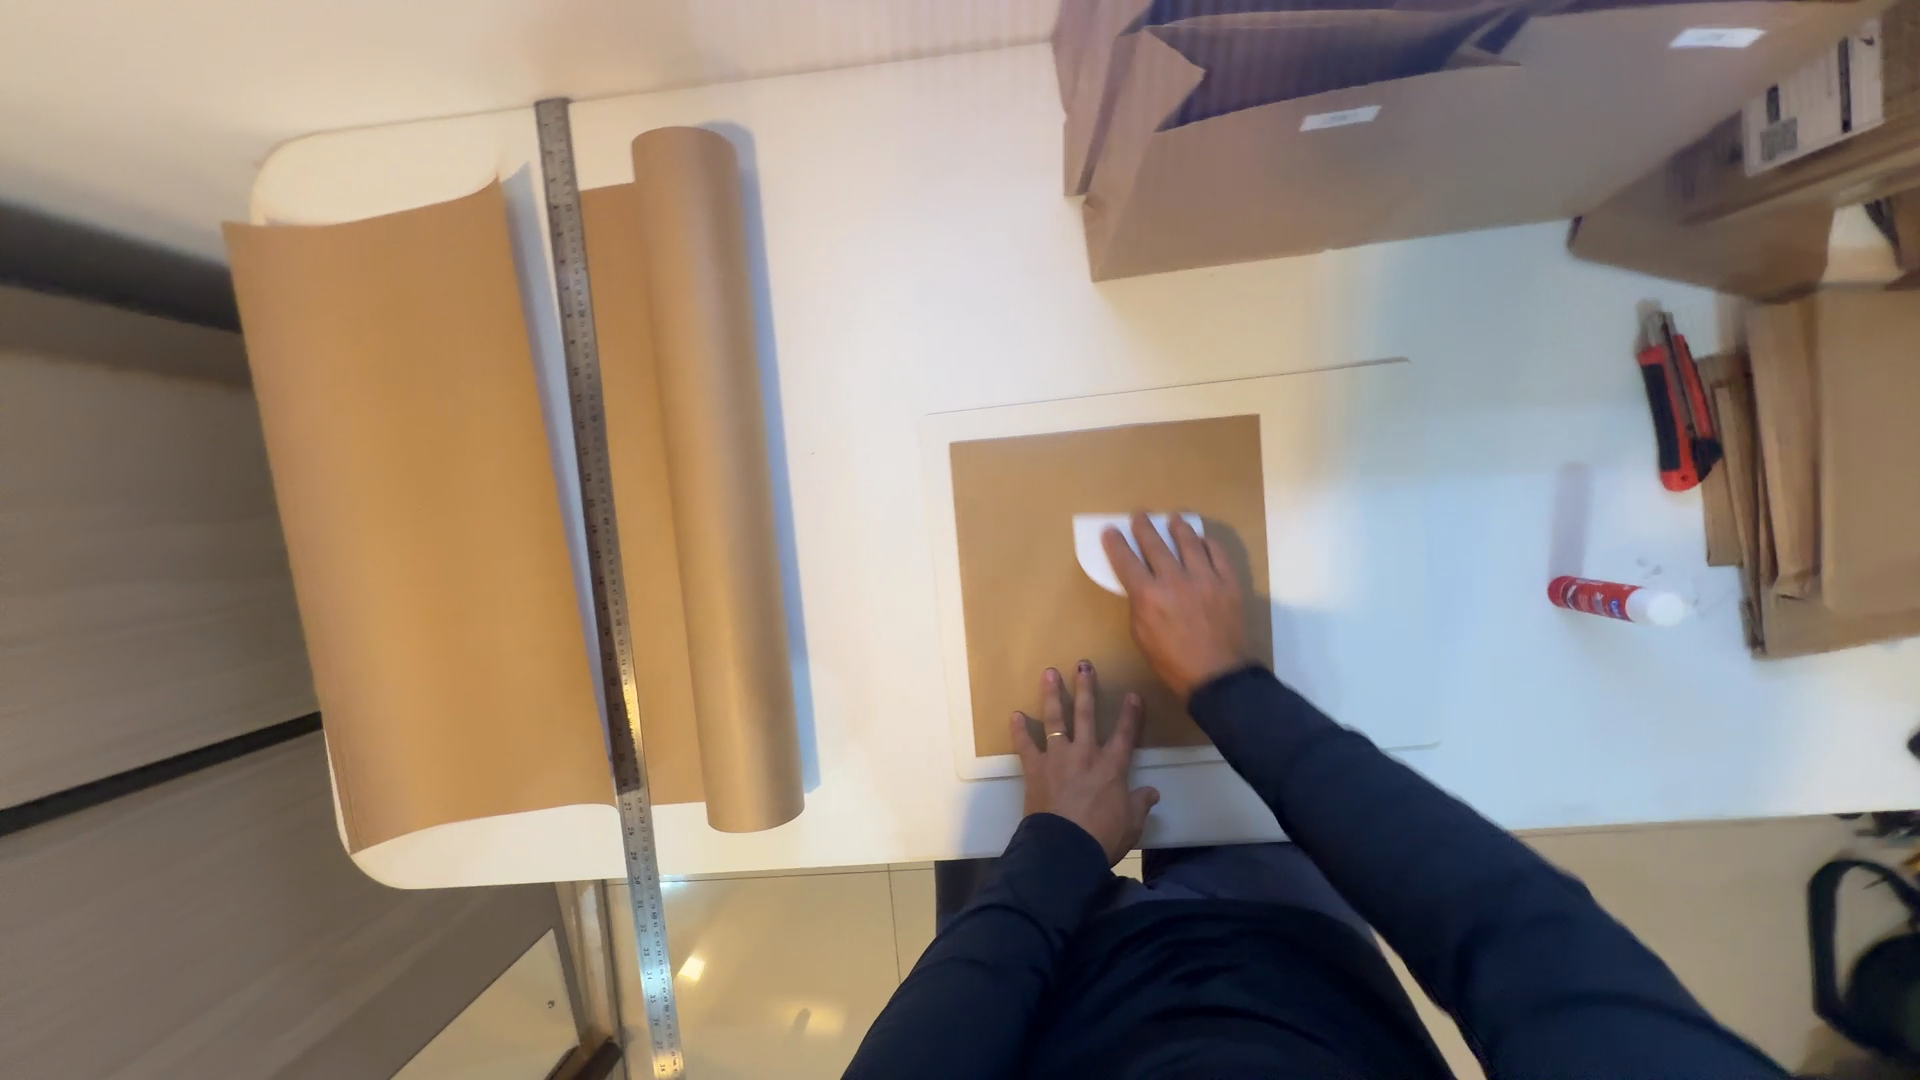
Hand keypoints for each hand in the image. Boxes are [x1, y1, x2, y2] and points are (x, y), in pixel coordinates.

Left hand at [1010, 662, 1158, 864]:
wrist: (1065, 848)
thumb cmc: (1102, 837)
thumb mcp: (1131, 824)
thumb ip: (1140, 804)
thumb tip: (1152, 792)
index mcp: (1112, 767)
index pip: (1126, 735)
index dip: (1131, 714)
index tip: (1133, 694)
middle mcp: (1085, 754)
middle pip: (1087, 714)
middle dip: (1086, 688)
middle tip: (1083, 665)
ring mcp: (1058, 758)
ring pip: (1055, 719)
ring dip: (1053, 695)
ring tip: (1049, 673)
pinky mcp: (1035, 768)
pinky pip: (1025, 745)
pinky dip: (1019, 730)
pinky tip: (1014, 715)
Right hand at [1102, 513, 1252, 699]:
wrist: (1218, 676)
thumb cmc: (1172, 662)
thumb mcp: (1142, 635)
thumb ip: (1139, 604)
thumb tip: (1142, 585)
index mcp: (1148, 596)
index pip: (1126, 560)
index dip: (1115, 543)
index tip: (1110, 531)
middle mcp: (1175, 580)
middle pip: (1155, 544)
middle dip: (1144, 527)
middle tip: (1140, 515)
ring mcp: (1205, 578)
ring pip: (1189, 542)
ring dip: (1178, 527)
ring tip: (1173, 518)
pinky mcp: (1229, 582)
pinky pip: (1217, 554)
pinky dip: (1208, 543)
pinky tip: (1202, 540)